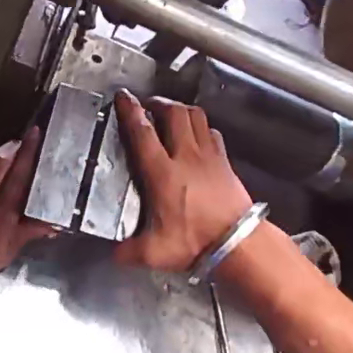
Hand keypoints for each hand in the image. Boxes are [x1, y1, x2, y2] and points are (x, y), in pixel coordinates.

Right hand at [113, 90, 254, 271]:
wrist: (237, 243)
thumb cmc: (197, 243)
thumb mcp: (154, 252)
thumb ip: (129, 251)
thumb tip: (115, 253)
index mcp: (162, 173)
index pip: (142, 133)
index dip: (130, 112)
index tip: (124, 98)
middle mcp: (186, 157)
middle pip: (173, 113)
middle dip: (158, 103)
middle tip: (147, 105)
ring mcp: (209, 157)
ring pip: (195, 117)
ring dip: (180, 109)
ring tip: (170, 111)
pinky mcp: (225, 163)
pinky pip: (212, 133)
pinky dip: (201, 126)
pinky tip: (197, 134)